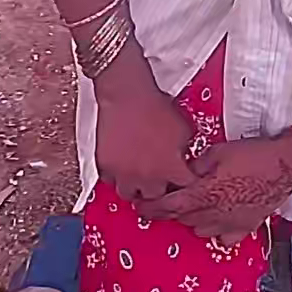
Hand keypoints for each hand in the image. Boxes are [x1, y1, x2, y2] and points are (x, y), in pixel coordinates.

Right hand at [93, 72, 197, 201]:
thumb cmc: (154, 106)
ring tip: (140, 175)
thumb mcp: (184, 127)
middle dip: (161, 188)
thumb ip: (185, 149)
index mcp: (170, 168)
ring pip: (130, 194)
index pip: (185, 188)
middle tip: (161, 177)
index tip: (182, 179)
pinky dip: (117, 176)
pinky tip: (123, 165)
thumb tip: (184, 155)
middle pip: (156, 197)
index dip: (185, 182)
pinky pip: (111, 181)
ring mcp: (124, 174)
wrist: (128, 95)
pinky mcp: (106, 166)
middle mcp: (147, 176)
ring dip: (137, 186)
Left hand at [140, 135, 291, 239]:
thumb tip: (185, 170)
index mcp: (203, 194)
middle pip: (181, 219)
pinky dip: (216, 230)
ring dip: (191, 218)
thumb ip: (196, 164)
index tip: (141, 207)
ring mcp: (230, 224)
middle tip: (166, 199)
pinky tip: (218, 219)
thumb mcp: (218, 151)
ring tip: (194, 204)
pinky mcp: (245, 227)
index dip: (151, 208)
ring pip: (199, 229)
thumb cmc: (253, 154)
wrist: (285, 164)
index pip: (168, 207)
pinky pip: (223, 237)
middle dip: (170, 210)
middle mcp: (213, 214)